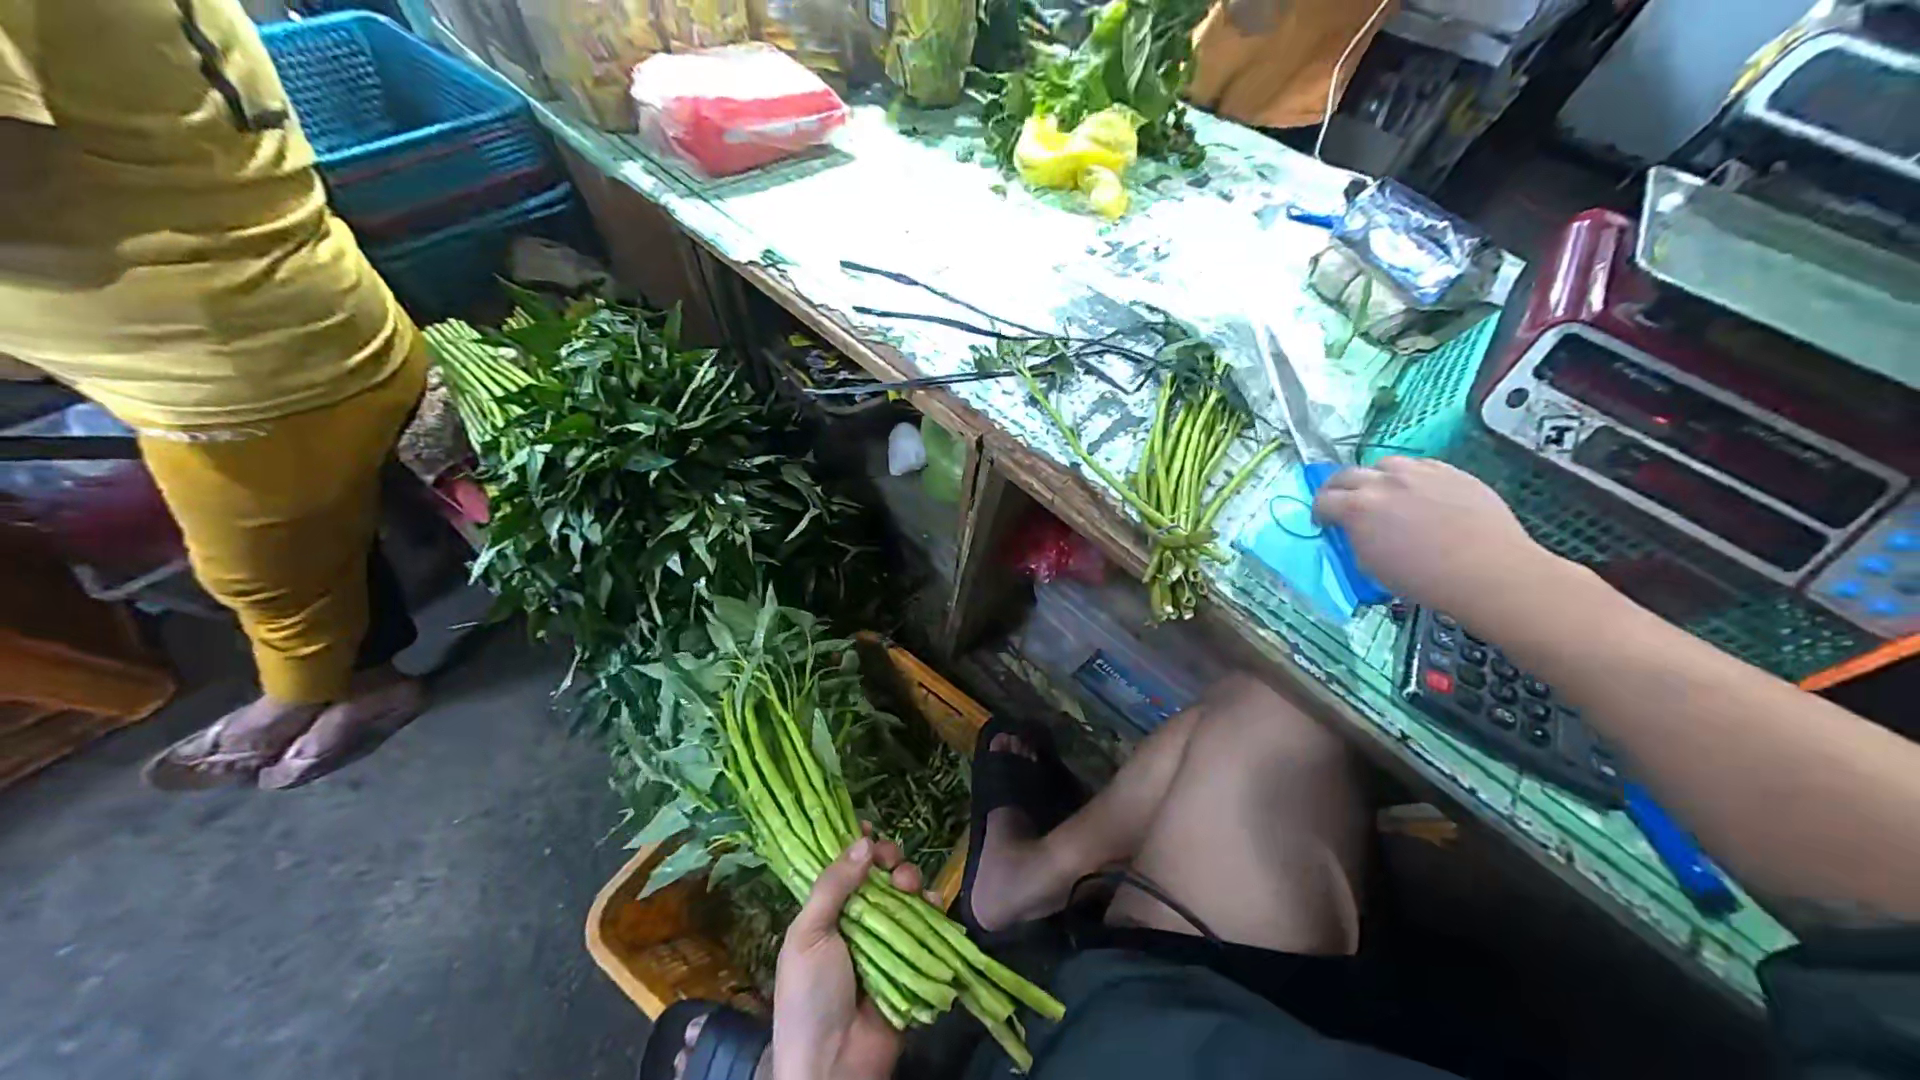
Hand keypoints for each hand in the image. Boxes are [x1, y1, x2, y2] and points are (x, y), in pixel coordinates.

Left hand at [771, 827, 930, 1079]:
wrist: (834, 1067)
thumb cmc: (810, 996)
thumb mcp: (808, 935)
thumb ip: (833, 885)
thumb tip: (863, 841)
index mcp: (824, 914)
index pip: (842, 868)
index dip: (856, 847)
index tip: (869, 830)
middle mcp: (856, 921)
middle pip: (877, 876)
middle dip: (888, 859)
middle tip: (891, 861)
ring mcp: (885, 940)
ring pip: (904, 894)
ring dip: (909, 880)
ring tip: (908, 885)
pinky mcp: (912, 959)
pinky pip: (926, 925)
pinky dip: (931, 908)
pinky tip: (931, 902)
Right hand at [1312, 457, 1558, 616]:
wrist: (1488, 570)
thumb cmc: (1423, 579)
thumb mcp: (1370, 564)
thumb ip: (1355, 538)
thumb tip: (1354, 529)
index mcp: (1357, 508)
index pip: (1323, 500)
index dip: (1319, 512)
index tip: (1325, 524)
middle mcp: (1383, 482)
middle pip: (1347, 475)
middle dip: (1339, 490)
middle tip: (1343, 504)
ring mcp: (1418, 472)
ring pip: (1383, 465)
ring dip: (1375, 478)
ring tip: (1383, 494)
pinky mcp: (1450, 471)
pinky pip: (1419, 466)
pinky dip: (1409, 477)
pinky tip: (1417, 493)